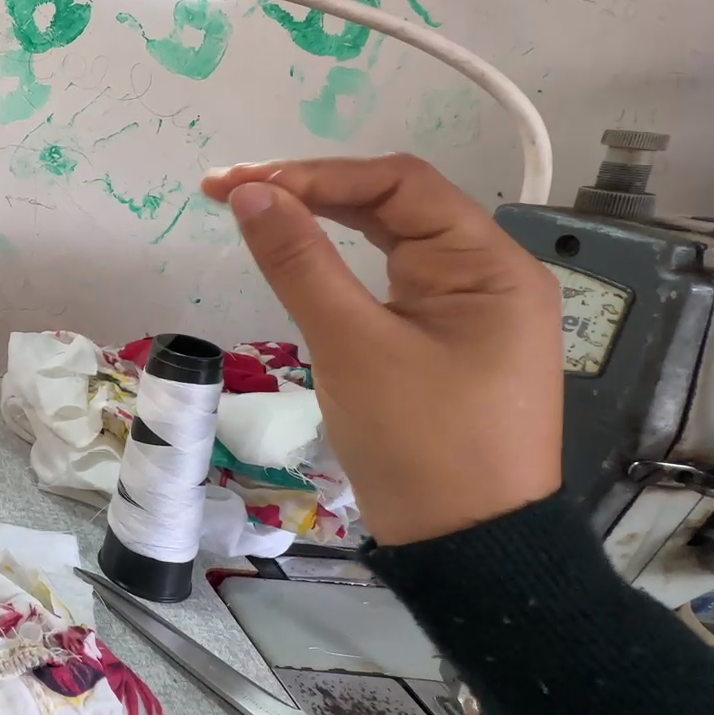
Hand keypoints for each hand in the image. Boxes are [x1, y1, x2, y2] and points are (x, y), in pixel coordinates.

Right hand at [201, 155, 562, 545]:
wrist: (463, 540)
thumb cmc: (418, 439)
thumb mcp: (350, 343)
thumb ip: (298, 261)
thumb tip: (249, 194)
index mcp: (487, 265)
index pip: (396, 184)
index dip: (312, 174)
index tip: (236, 187)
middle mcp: (482, 270)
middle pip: (389, 201)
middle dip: (306, 188)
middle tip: (226, 191)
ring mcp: (459, 301)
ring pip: (381, 232)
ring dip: (314, 214)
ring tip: (246, 208)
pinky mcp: (434, 329)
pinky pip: (379, 269)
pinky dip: (329, 251)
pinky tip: (292, 245)